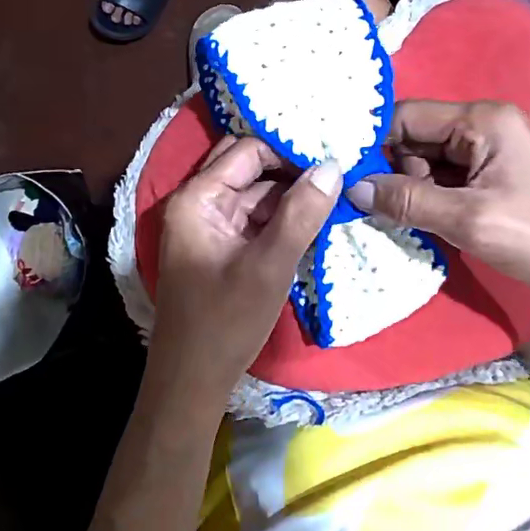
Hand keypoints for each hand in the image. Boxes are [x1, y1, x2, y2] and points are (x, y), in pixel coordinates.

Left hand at [151, 136, 341, 400]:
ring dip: (289, 195)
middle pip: (248, 168)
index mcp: (197, 199)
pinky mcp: (222, 248)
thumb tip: (333, 165)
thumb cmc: (226, 320)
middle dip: (289, 168)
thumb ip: (301, 213)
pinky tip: (315, 218)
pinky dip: (281, 218)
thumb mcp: (269, 265)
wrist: (193, 379)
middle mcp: (198, 204)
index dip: (288, 151)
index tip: (331, 157)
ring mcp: (210, 227)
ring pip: (255, 194)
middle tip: (336, 169)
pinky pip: (254, 219)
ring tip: (336, 191)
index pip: (247, 151)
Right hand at [347, 101, 529, 309]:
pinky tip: (415, 216)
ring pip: (425, 158)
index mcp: (482, 119)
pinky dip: (425, 194)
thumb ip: (407, 200)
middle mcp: (483, 124)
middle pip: (415, 136)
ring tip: (400, 214)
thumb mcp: (465, 219)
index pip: (409, 116)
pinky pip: (442, 176)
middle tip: (376, 203)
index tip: (347, 173)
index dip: (376, 142)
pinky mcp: (488, 173)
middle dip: (393, 168)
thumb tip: (352, 189)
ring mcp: (487, 149)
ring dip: (408, 185)